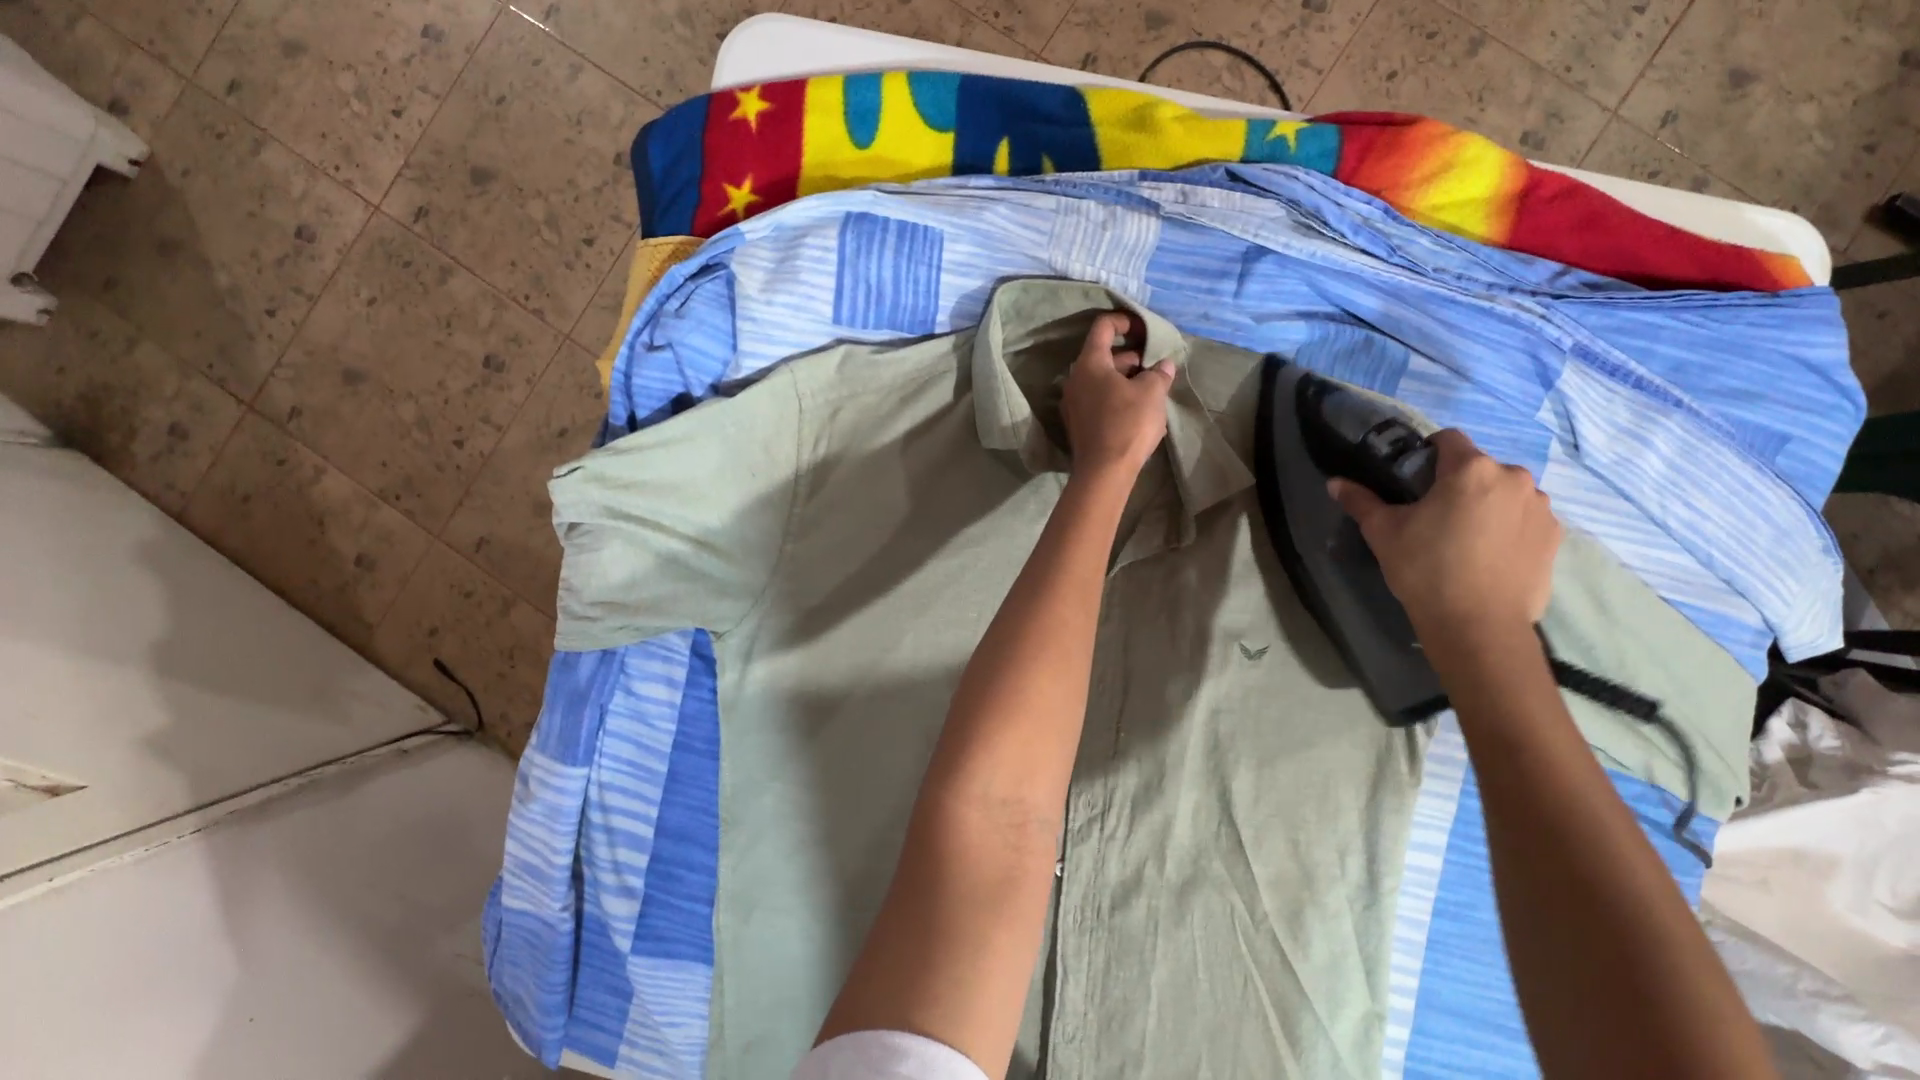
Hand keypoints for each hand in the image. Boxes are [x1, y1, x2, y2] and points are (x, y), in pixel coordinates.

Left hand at [1061, 312, 1175, 479]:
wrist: (1103, 472)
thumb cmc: (1128, 424)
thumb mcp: (1152, 393)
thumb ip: (1159, 374)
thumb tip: (1163, 365)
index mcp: (1089, 363)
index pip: (1102, 327)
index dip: (1124, 321)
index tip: (1144, 329)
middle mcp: (1075, 379)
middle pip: (1103, 356)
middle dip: (1130, 357)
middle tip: (1154, 367)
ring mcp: (1072, 403)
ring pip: (1101, 380)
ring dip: (1124, 379)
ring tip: (1150, 389)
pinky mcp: (1077, 424)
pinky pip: (1097, 400)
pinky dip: (1115, 397)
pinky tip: (1135, 410)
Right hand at [1329, 429, 1561, 639]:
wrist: (1478, 625)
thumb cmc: (1426, 570)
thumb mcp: (1383, 533)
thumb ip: (1361, 501)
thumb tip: (1334, 483)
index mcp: (1471, 469)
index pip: (1448, 439)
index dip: (1427, 454)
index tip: (1414, 482)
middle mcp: (1513, 477)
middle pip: (1480, 468)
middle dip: (1459, 484)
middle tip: (1436, 518)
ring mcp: (1540, 507)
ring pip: (1506, 493)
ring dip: (1488, 505)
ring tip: (1467, 540)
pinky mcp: (1555, 536)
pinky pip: (1526, 519)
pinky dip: (1509, 528)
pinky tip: (1490, 556)